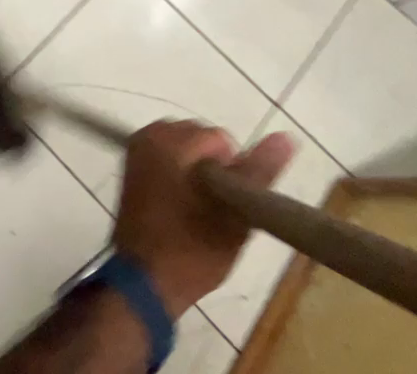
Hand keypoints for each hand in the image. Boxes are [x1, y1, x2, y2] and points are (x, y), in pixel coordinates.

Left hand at [112, 121, 294, 318]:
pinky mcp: (130, 164)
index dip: (233, 171)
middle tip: (213, 206)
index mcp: (173, 142)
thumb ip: (259, 172)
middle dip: (212, 165)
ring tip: (199, 207)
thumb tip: (286, 137)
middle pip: (200, 137)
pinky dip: (177, 168)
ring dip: (195, 167)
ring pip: (184, 144)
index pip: (221, 140)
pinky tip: (182, 201)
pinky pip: (165, 152)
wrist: (144, 281)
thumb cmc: (193, 251)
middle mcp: (151, 136)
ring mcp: (137, 149)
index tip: (228, 202)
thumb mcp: (235, 216)